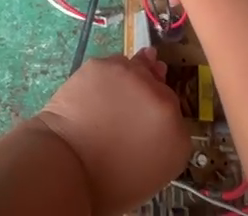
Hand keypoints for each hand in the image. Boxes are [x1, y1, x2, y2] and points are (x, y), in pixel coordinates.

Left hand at [36, 50, 189, 213]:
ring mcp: (133, 77)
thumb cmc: (109, 183)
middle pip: (160, 86)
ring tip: (115, 91)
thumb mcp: (149, 173)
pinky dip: (106, 75)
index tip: (146, 123)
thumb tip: (149, 126)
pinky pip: (111, 65)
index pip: (176, 116)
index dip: (159, 118)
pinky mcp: (105, 64)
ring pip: (137, 67)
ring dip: (130, 77)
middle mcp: (163, 100)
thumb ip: (159, 144)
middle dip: (148, 95)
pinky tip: (97, 88)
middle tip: (131, 106)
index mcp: (178, 135)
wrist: (69, 165)